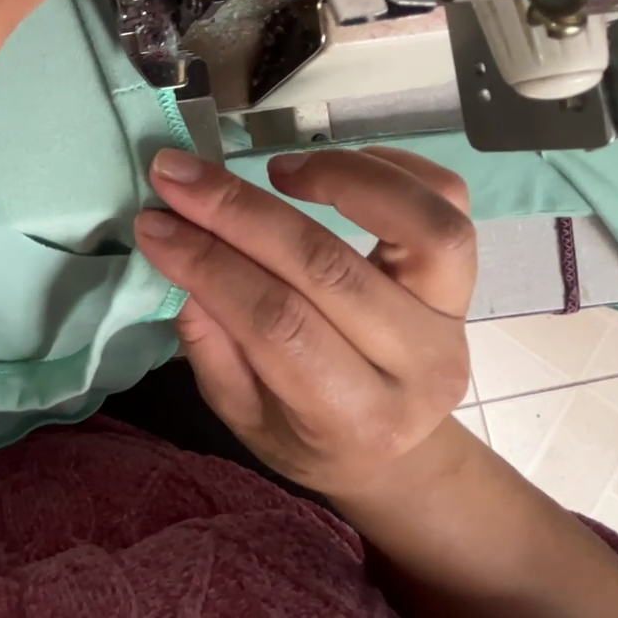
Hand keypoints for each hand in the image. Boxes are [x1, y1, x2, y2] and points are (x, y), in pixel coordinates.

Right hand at [134, 147, 476, 499]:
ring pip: (423, 227)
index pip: (276, 321)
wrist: (395, 452)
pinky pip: (450, 201)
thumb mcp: (238, 410)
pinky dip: (394, 165)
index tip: (151, 221)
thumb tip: (175, 257)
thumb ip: (209, 341)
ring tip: (275, 167)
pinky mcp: (466, 278)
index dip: (206, 263)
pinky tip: (329, 165)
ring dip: (339, 177)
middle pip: (326, 267)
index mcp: (355, 416)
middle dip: (237, 210)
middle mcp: (418, 367)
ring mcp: (452, 317)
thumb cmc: (303, 432)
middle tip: (175, 173)